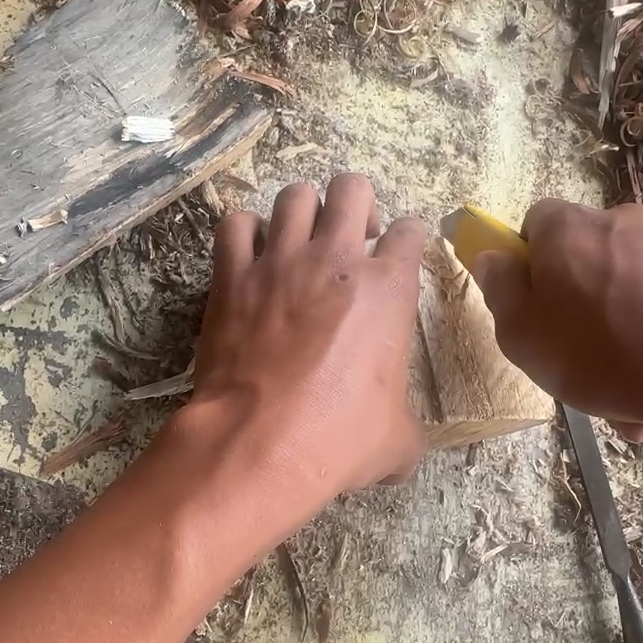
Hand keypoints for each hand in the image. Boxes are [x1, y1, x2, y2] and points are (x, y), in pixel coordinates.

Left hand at [182, 174, 427, 504]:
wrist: (262, 443)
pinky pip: (235, 225)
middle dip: (357, 204)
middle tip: (352, 238)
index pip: (410, 232)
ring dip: (303, 211)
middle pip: (351, 189)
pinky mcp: (232, 276)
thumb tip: (406, 452)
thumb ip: (407, 430)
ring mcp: (280, 262)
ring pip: (294, 196)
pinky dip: (244, 232)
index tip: (400, 251)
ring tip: (300, 240)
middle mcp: (336, 260)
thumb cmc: (339, 439)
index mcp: (388, 289)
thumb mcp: (396, 440)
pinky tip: (249, 253)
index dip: (408, 238)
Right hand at [471, 200, 642, 440]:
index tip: (532, 303)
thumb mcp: (522, 334)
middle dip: (579, 306)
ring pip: (632, 290)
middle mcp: (625, 224)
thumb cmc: (601, 356)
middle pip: (588, 259)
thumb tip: (492, 258)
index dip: (529, 260)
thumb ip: (500, 290)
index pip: (536, 221)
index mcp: (569, 230)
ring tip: (626, 394)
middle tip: (576, 360)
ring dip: (622, 333)